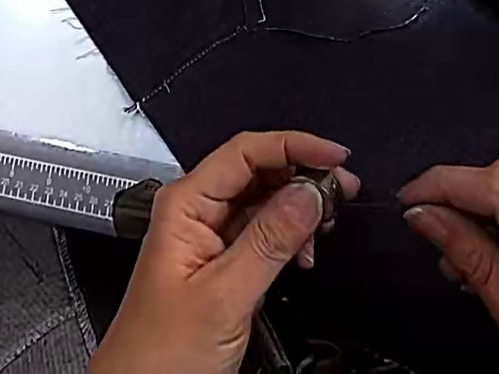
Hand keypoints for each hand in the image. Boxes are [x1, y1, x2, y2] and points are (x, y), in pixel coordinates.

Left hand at [91, 132, 360, 373]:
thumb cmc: (156, 361)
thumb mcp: (222, 297)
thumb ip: (270, 240)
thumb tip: (310, 192)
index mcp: (186, 204)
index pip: (246, 151)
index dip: (294, 145)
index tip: (333, 156)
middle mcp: (197, 210)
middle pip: (259, 168)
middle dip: (303, 173)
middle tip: (342, 186)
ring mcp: (211, 234)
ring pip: (265, 197)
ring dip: (300, 206)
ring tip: (326, 220)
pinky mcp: (224, 261)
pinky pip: (265, 228)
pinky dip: (292, 233)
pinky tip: (305, 250)